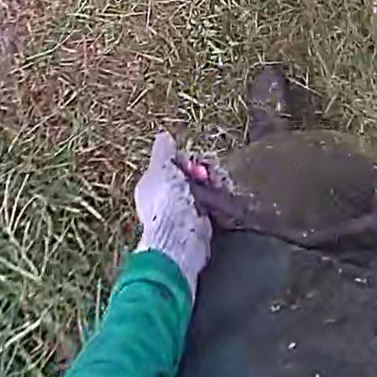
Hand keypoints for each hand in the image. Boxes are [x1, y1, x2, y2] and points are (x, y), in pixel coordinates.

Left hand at [133, 131, 211, 292]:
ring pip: (201, 188)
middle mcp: (165, 197)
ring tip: (219, 181)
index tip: (192, 164)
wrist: (180, 241)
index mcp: (152, 183)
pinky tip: (224, 191)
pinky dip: (219, 196)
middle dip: (200, 170)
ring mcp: (183, 211)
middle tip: (207, 173)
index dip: (183, 160)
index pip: (170, 164)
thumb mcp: (161, 168)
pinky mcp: (201, 224)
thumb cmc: (166, 201)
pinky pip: (212, 203)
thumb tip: (164, 135)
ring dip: (212, 181)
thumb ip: (163, 151)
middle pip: (187, 175)